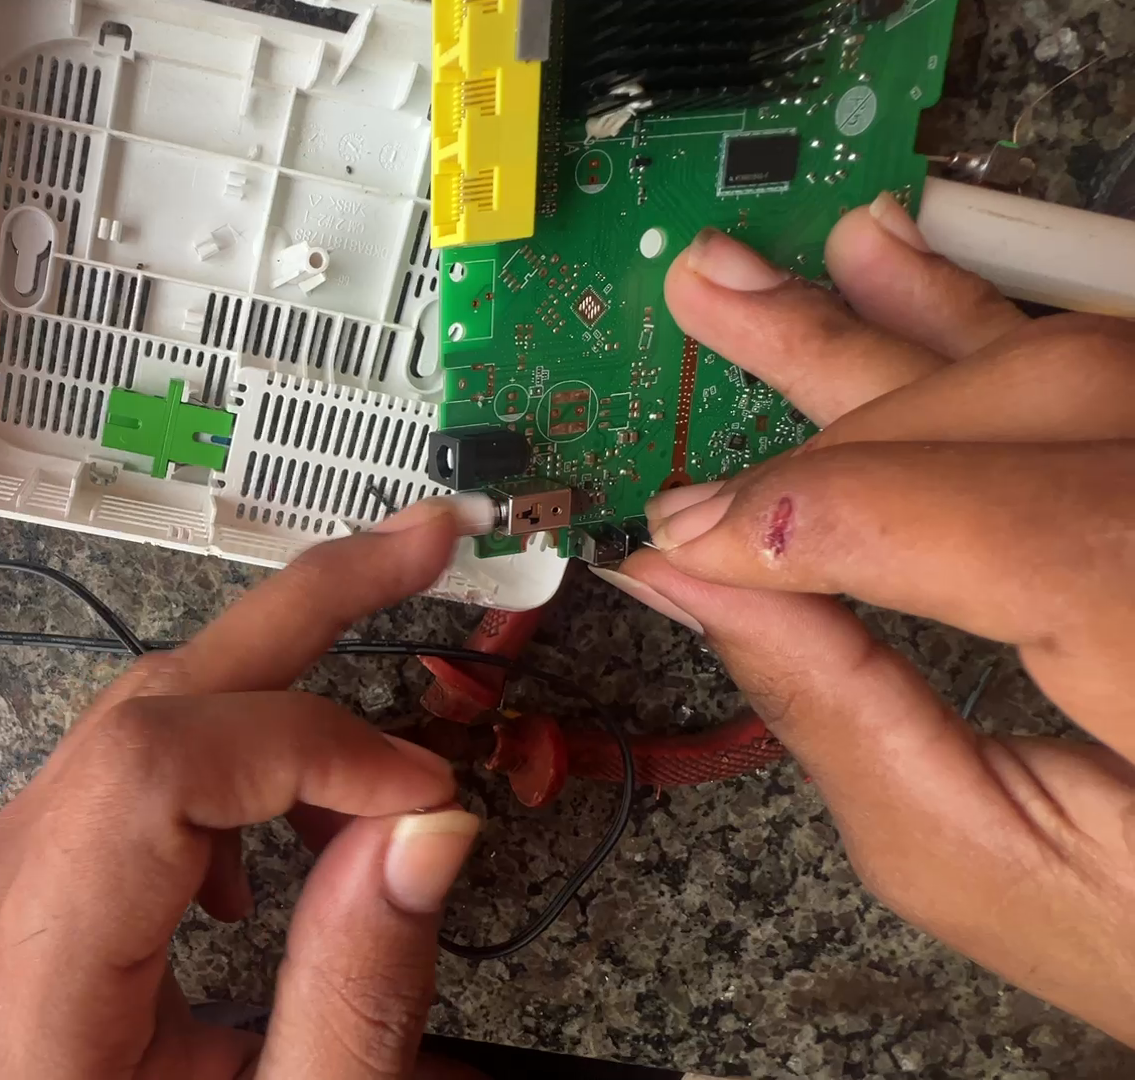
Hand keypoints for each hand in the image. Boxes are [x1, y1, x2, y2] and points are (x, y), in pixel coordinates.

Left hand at [0, 498, 497, 1078]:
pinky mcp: (48, 848)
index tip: (423, 789)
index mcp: (33, 964)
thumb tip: (432, 826)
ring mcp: (17, 851)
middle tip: (419, 542)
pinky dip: (243, 757)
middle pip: (159, 688)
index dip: (308, 742)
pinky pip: (150, 757)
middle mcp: (5, 875)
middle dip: (305, 603)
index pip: (159, 761)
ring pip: (159, 707)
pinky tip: (291, 824)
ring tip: (384, 764)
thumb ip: (354, 992)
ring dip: (284, 695)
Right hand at [604, 194, 1134, 1043]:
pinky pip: (1106, 357)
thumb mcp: (979, 859)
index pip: (1034, 531)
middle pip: (1041, 409)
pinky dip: (973, 310)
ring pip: (1069, 356)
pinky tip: (882, 257)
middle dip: (828, 425)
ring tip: (734, 276)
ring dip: (874, 319)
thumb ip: (822, 703)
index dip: (824, 517)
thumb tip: (679, 575)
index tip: (677, 534)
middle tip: (694, 360)